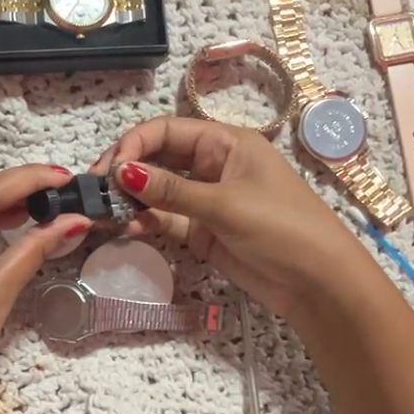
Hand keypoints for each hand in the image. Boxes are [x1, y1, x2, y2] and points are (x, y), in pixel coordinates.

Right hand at [96, 118, 378, 324]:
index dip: (135, 144)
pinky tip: (128, 229)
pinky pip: (166, 220)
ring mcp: (206, 200)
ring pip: (157, 192)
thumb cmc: (281, 227)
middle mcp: (213, 166)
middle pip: (158, 159)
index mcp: (226, 143)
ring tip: (105, 213)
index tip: (109, 169)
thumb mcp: (225, 204)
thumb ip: (171, 191)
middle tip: (96, 191)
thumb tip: (121, 172)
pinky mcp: (202, 232)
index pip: (167, 130)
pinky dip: (146, 223)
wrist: (318, 282)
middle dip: (127, 171)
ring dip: (132, 200)